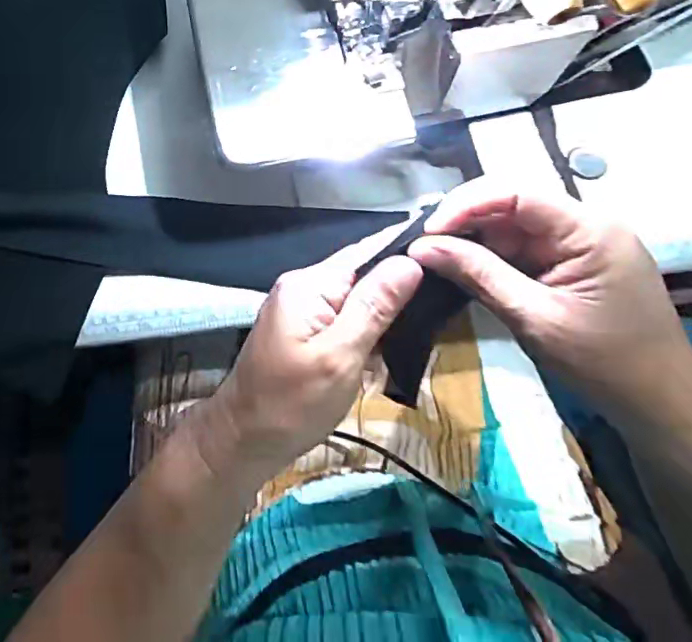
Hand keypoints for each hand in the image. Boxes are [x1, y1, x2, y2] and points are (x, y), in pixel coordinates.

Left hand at [190, 227, 422, 482]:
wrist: (244, 439)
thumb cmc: (292, 403)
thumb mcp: (340, 357)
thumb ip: (373, 308)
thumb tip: (409, 261)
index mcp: (309, 284)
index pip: (365, 252)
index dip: (404, 252)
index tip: (447, 256)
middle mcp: (303, 286)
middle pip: (361, 273)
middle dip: (399, 288)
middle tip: (446, 301)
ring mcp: (300, 308)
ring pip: (355, 298)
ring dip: (386, 313)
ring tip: (431, 323)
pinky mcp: (303, 329)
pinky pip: (343, 318)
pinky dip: (367, 331)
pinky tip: (393, 345)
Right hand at [406, 180, 691, 431]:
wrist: (665, 412)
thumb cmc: (608, 367)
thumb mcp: (535, 319)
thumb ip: (478, 274)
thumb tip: (422, 247)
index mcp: (591, 230)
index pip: (516, 193)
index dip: (466, 204)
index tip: (429, 232)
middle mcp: (586, 226)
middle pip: (512, 203)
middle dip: (465, 220)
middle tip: (425, 244)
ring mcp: (580, 244)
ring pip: (512, 225)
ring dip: (474, 239)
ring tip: (435, 255)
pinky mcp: (572, 264)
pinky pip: (522, 247)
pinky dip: (490, 256)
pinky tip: (463, 266)